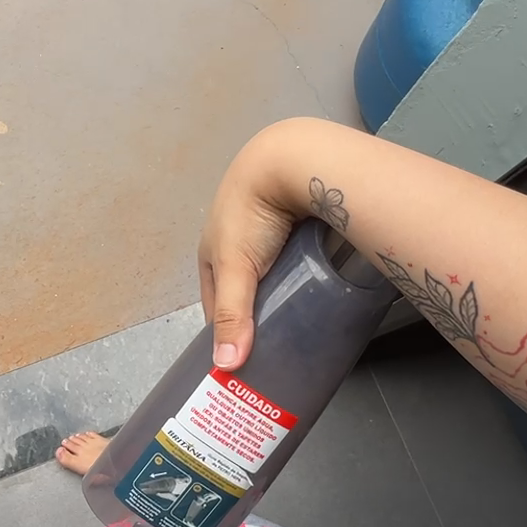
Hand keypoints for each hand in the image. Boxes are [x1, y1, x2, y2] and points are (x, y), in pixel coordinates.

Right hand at [198, 123, 309, 368]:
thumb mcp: (236, 268)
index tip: (243, 362)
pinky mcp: (292, 220)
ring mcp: (265, 230)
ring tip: (299, 321)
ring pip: (269, 274)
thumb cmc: (252, 215)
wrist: (290, 159)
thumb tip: (225, 367)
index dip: (225, 333)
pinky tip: (315, 287)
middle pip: (242, 291)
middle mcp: (234, 242)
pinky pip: (293, 257)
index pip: (214, 306)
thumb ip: (233, 315)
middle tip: (277, 347)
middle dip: (254, 316)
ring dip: (279, 294)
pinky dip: (300, 274)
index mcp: (211, 253)